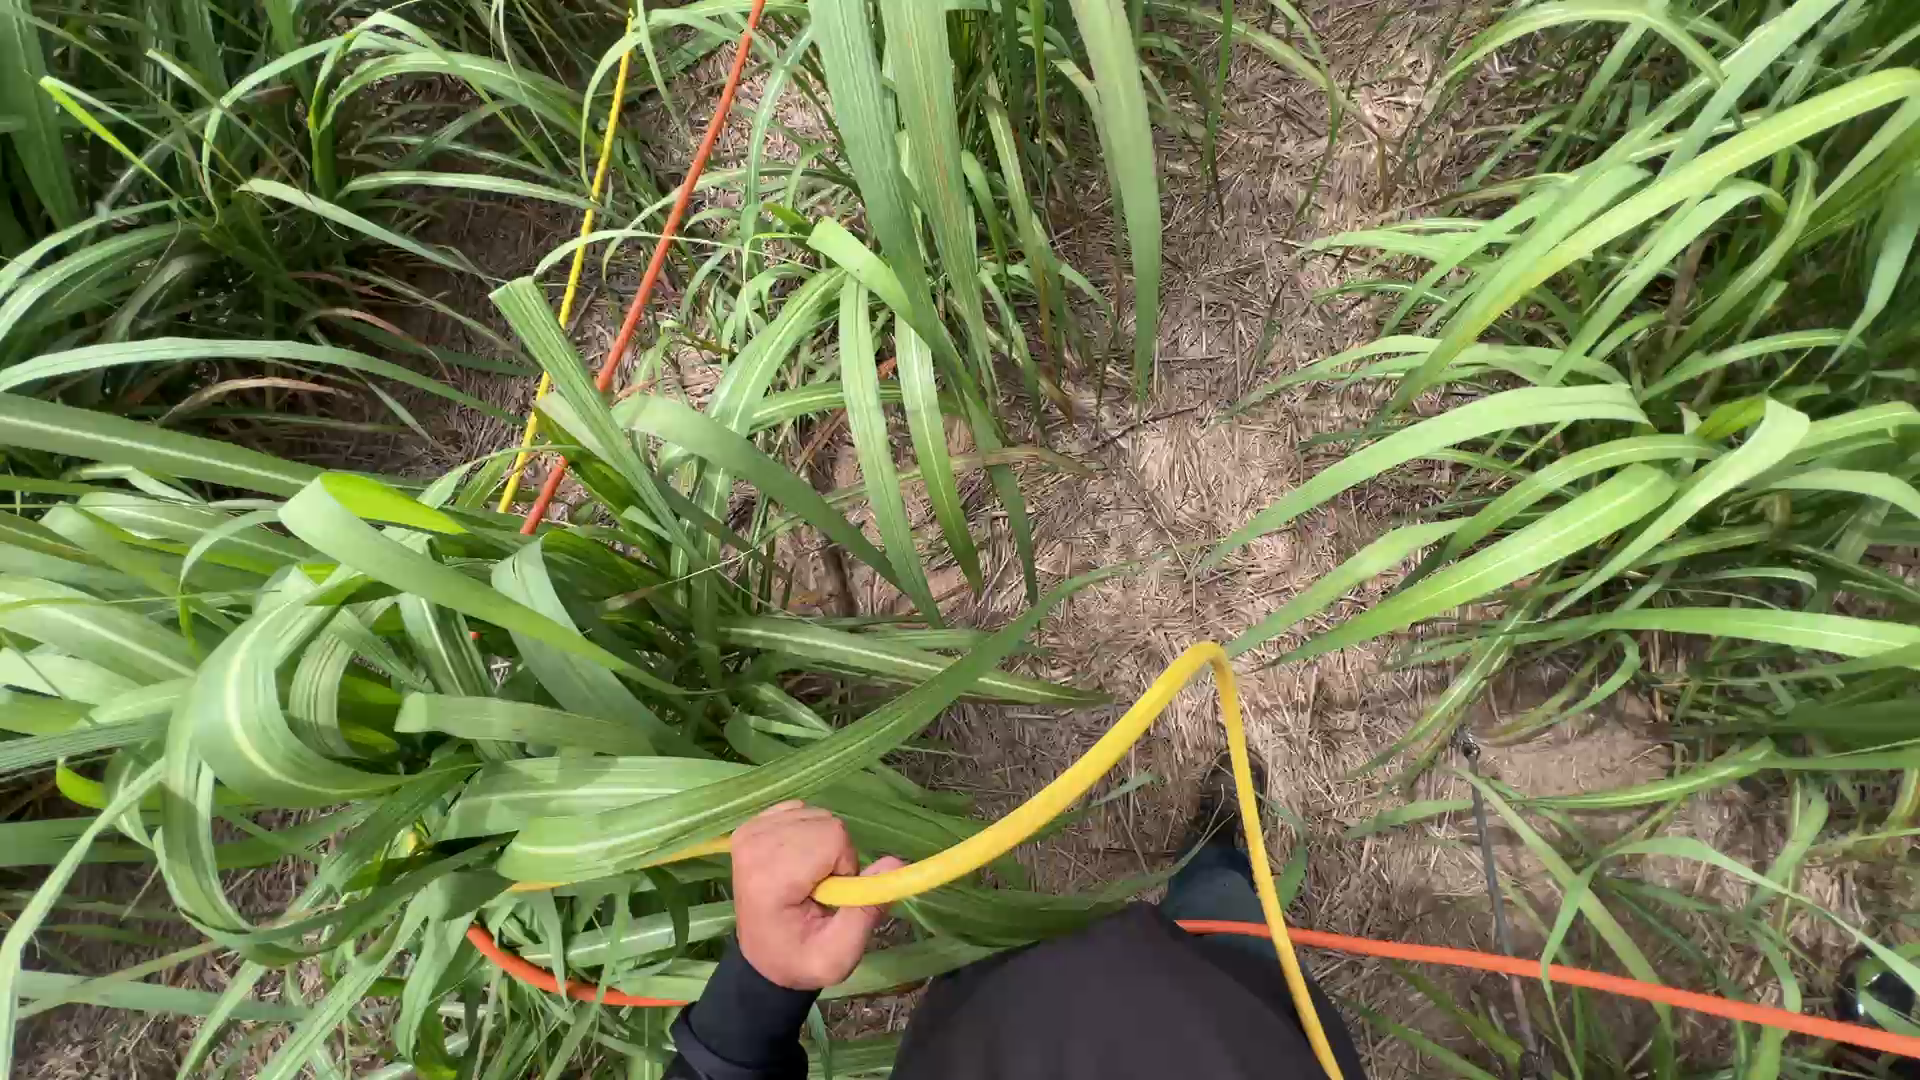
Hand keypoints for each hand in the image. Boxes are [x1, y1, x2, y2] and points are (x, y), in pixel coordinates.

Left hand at [730, 801, 906, 990]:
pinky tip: (796, 860)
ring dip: (822, 843)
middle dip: (834, 853)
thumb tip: (895, 862)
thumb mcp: (839, 954)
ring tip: (807, 877)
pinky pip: (800, 810)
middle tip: (820, 888)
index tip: (830, 894)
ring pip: (816, 814)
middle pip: (825, 822)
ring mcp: (750, 832)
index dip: (844, 865)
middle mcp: (755, 845)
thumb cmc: (800, 958)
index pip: (832, 837)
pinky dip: (808, 832)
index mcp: (770, 877)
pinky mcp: (751, 825)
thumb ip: (867, 911)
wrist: (763, 958)